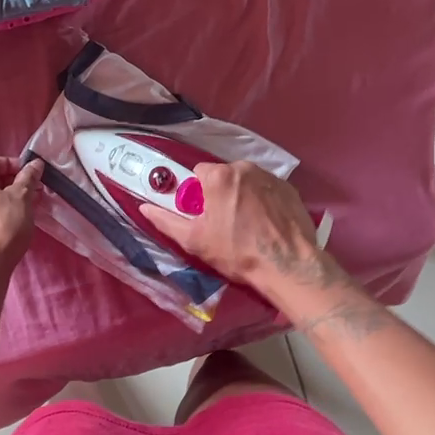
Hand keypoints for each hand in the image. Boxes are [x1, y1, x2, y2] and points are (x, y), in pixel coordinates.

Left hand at [0, 156, 42, 278]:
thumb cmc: (5, 225)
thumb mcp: (22, 197)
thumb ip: (28, 178)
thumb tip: (36, 163)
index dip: (11, 163)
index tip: (29, 172)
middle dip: (13, 180)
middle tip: (33, 188)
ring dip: (10, 196)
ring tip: (30, 204)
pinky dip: (2, 210)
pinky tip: (18, 219)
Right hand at [138, 161, 337, 296]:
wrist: (289, 266)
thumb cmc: (238, 252)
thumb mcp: (195, 240)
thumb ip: (166, 220)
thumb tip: (145, 207)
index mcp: (219, 175)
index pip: (199, 174)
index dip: (198, 194)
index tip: (204, 215)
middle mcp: (245, 168)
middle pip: (224, 176)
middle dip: (221, 194)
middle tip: (226, 223)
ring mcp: (270, 176)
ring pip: (247, 182)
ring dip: (244, 196)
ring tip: (250, 226)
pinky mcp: (289, 188)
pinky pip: (268, 189)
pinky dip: (265, 201)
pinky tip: (268, 224)